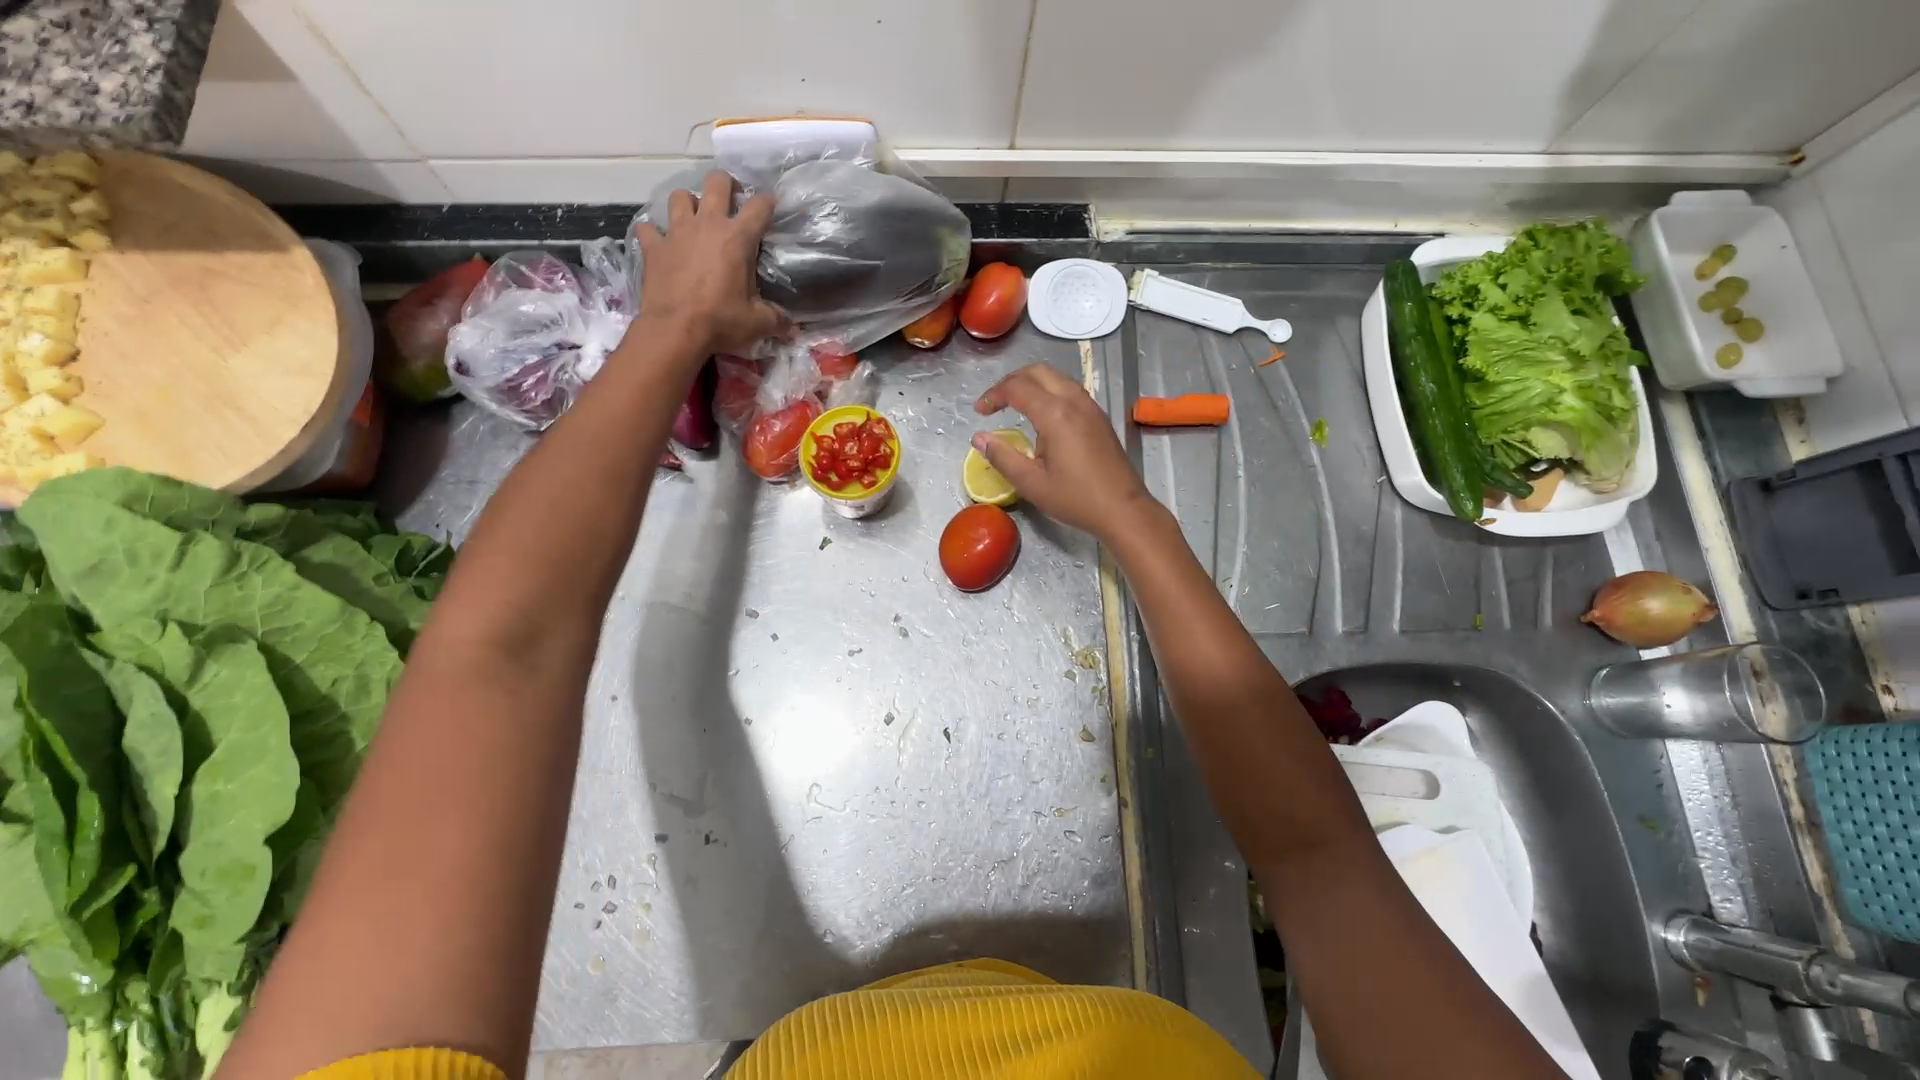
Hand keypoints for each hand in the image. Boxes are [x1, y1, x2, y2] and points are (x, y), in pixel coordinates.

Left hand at [632, 170, 790, 355]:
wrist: (675, 331)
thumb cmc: (720, 321)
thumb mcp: (757, 323)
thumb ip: (777, 320)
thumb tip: (792, 329)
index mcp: (737, 238)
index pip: (759, 206)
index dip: (768, 202)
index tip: (771, 206)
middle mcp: (707, 225)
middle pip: (716, 182)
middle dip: (726, 184)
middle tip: (731, 199)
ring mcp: (676, 232)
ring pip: (680, 196)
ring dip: (689, 202)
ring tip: (695, 217)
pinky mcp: (653, 247)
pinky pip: (649, 228)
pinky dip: (654, 232)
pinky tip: (660, 241)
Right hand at [973, 364, 1157, 538]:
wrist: (1123, 509)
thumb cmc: (1076, 499)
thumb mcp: (1031, 483)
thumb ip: (1002, 457)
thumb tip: (979, 438)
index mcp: (1055, 414)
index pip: (1016, 387)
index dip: (993, 395)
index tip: (980, 411)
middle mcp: (1074, 401)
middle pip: (1037, 371)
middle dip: (1011, 381)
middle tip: (995, 401)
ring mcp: (1090, 407)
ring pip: (1056, 377)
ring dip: (1032, 383)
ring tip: (1015, 404)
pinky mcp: (1099, 416)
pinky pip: (1070, 390)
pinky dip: (1049, 391)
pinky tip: (1042, 415)